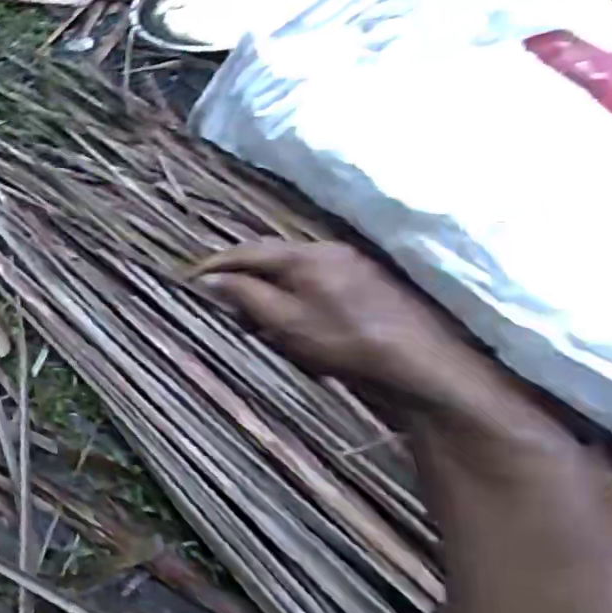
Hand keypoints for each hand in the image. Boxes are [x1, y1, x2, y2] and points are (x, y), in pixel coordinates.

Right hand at [187, 241, 490, 406]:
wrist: (423, 363)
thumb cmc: (345, 341)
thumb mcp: (284, 320)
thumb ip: (244, 295)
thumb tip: (209, 279)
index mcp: (303, 255)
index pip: (245, 251)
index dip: (214, 264)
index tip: (188, 278)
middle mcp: (327, 249)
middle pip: (269, 253)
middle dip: (237, 270)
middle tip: (213, 290)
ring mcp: (351, 263)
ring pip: (292, 265)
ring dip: (264, 280)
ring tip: (246, 304)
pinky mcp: (367, 281)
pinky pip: (313, 276)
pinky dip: (289, 287)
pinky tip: (286, 308)